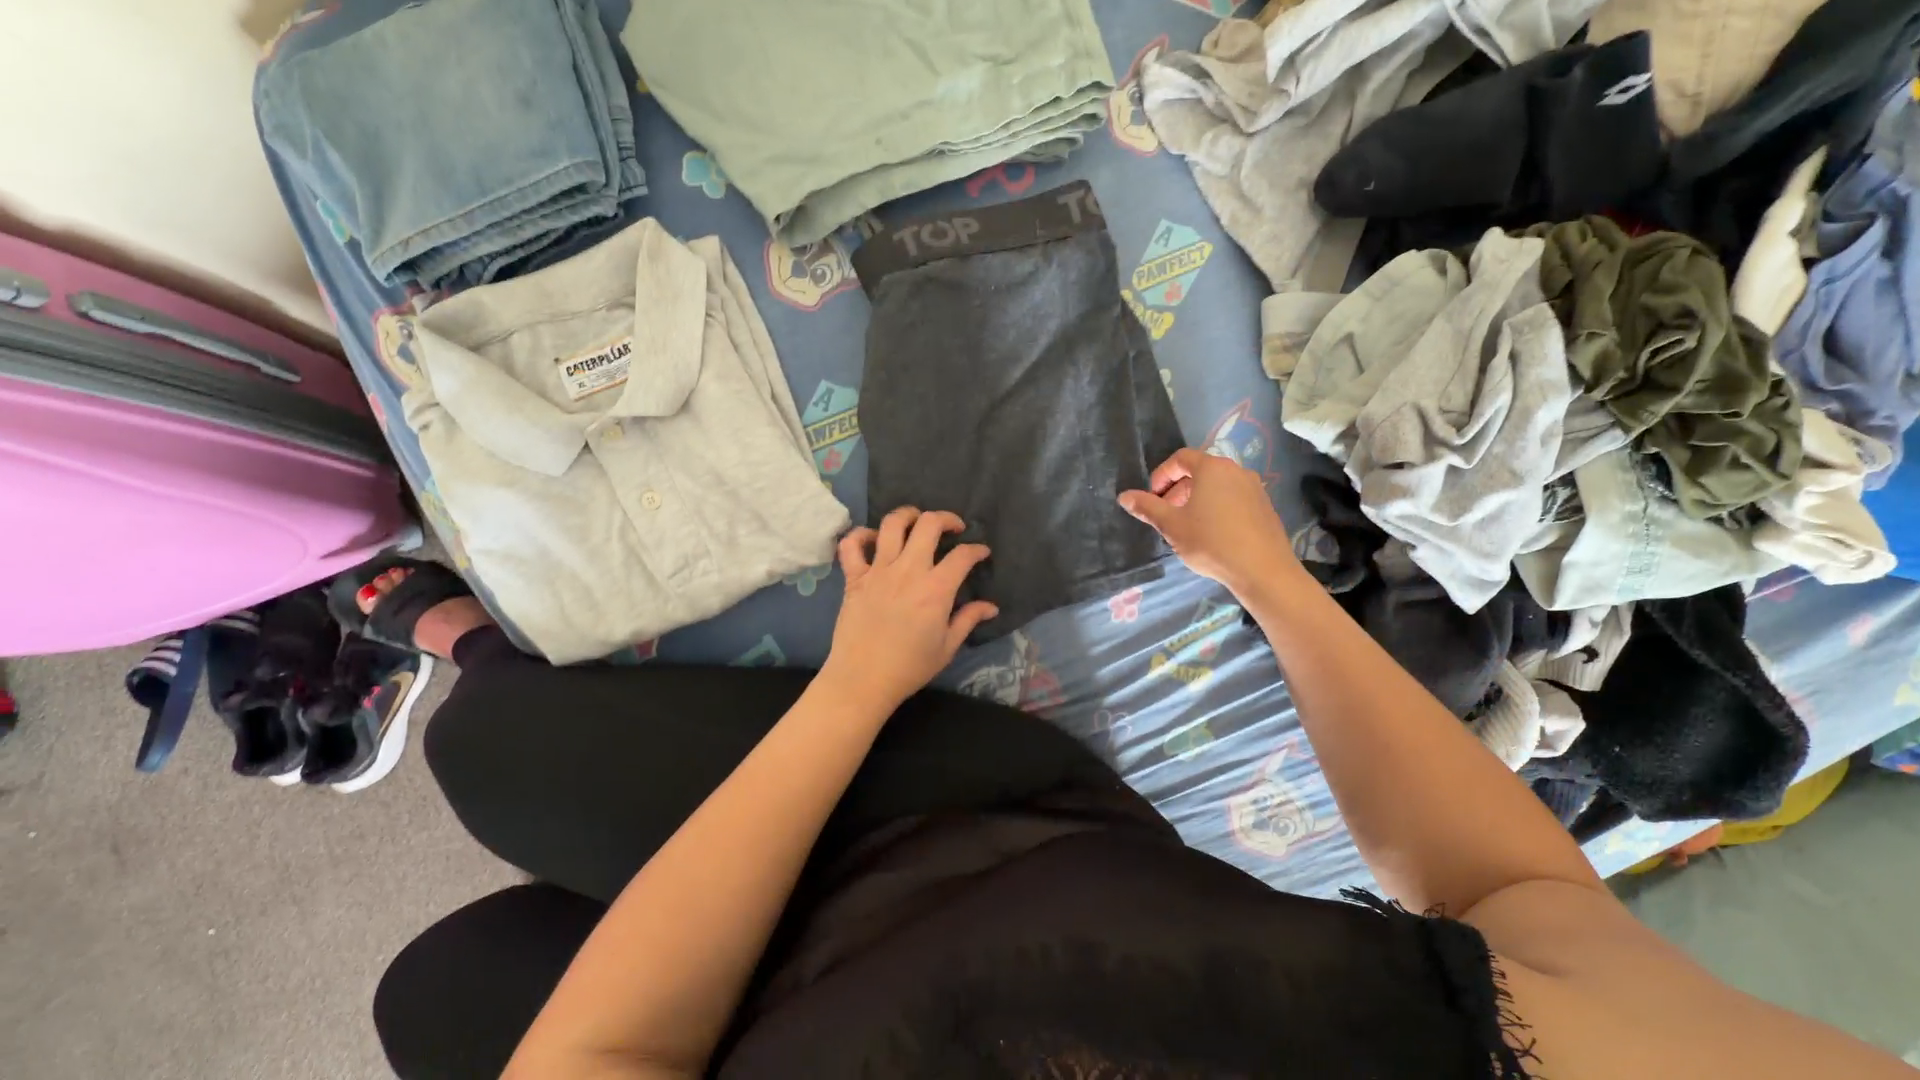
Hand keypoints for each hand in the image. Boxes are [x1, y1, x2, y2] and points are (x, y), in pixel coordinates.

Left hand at [820, 508, 997, 711]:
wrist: (862, 679)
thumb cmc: (909, 667)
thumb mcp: (947, 647)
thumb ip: (968, 619)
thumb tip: (991, 606)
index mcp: (936, 589)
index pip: (963, 556)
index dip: (977, 550)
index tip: (981, 553)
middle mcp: (908, 571)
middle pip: (929, 524)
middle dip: (946, 519)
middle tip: (953, 528)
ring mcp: (878, 571)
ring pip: (891, 524)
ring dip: (908, 515)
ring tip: (917, 520)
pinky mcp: (854, 578)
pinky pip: (852, 545)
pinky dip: (861, 535)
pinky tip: (872, 539)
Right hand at [1119, 448, 1301, 594]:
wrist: (1262, 570)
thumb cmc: (1211, 542)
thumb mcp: (1172, 526)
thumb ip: (1147, 507)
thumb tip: (1124, 496)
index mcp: (1212, 468)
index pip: (1181, 458)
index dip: (1161, 475)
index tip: (1152, 497)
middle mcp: (1236, 470)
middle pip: (1200, 470)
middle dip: (1178, 488)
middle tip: (1166, 512)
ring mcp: (1254, 488)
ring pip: (1218, 485)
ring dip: (1198, 498)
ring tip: (1188, 524)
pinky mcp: (1265, 506)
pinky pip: (1234, 498)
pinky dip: (1218, 507)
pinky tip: (1213, 533)